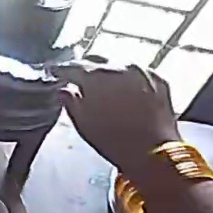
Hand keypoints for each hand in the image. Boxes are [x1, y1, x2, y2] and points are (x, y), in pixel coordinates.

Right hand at [59, 63, 179, 172]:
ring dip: (108, 73)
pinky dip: (128, 79)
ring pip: (118, 64)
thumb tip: (64, 90)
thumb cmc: (113, 141)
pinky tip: (124, 91)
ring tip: (102, 86)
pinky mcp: (159, 79)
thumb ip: (70, 102)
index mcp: (95, 77)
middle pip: (96, 61)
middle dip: (85, 69)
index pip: (72, 66)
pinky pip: (137, 73)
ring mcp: (142, 71)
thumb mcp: (83, 123)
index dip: (60, 69)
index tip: (54, 72)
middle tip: (78, 79)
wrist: (154, 152)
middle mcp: (119, 67)